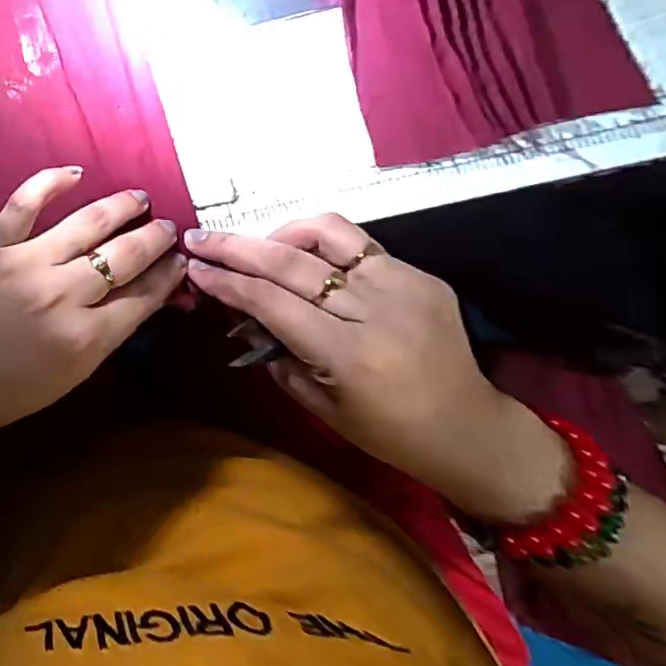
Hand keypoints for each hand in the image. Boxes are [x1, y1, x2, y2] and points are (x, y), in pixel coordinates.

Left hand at [0, 167, 185, 458]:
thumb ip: (113, 330)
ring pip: (87, 223)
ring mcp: (25, 265)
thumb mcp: (74, 372)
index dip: (169, 274)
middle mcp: (61, 296)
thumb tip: (153, 292)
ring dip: (121, 206)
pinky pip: (25, 203)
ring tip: (139, 199)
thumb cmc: (11, 389)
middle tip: (168, 227)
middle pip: (124, 255)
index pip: (144, 295)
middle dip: (155, 239)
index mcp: (84, 338)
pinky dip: (50, 182)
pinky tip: (76, 174)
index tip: (180, 260)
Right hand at [183, 214, 568, 522]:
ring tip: (256, 245)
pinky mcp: (421, 274)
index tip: (196, 267)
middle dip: (237, 247)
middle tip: (201, 237)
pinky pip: (359, 244)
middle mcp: (377, 311)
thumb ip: (279, 355)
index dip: (228, 282)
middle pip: (292, 262)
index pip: (273, 302)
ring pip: (328, 233)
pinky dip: (322, 245)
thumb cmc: (389, 432)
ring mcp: (404, 285)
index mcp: (351, 356)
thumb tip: (244, 314)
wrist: (469, 427)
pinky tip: (305, 257)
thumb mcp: (323, 406)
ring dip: (281, 233)